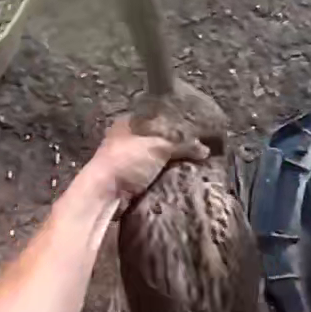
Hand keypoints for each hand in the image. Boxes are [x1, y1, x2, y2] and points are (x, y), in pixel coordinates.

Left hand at [84, 114, 207, 205]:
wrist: (104, 195)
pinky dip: (162, 180)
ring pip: (153, 161)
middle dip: (173, 147)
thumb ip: (183, 146)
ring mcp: (124, 162)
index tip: (194, 130)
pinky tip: (178, 181)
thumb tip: (206, 150)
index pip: (155, 117)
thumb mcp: (159, 147)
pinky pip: (151, 178)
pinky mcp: (127, 182)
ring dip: (168, 166)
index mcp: (127, 123)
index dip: (174, 122)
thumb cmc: (127, 160)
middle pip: (155, 140)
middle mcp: (124, 139)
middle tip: (197, 151)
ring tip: (192, 168)